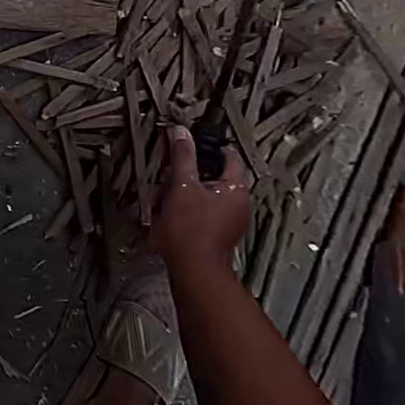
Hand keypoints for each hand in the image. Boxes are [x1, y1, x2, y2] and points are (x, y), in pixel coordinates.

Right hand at [155, 125, 252, 272]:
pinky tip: (169, 213)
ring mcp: (230, 221)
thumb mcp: (182, 185)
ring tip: (166, 197)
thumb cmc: (190, 231)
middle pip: (215, 175)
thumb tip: (181, 133)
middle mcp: (239, 204)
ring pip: (207, 194)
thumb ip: (182, 156)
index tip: (192, 142)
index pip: (229, 155)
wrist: (192, 271)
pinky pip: (203, 212)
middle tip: (172, 175)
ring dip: (186, 192)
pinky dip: (188, 208)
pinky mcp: (218, 235)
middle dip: (191, 173)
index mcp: (236, 189)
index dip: (209, 145)